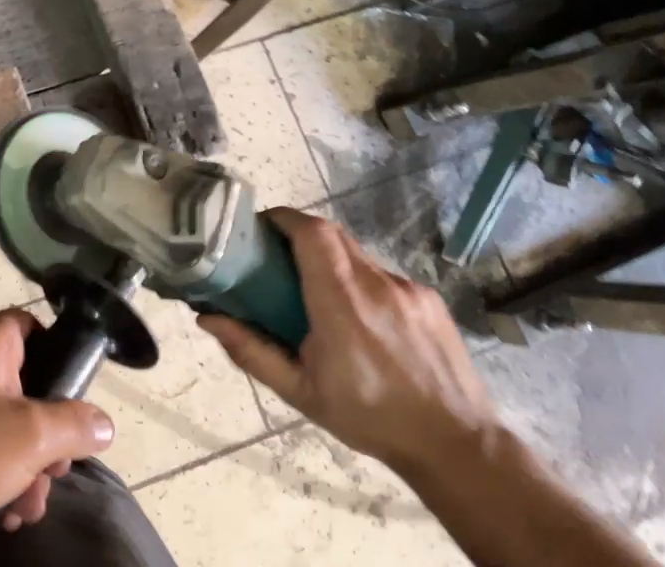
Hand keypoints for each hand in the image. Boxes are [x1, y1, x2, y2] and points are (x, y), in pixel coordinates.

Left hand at [0, 309, 115, 532]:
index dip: (59, 352)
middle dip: (49, 438)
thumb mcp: (31, 436)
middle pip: (28, 389)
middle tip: (54, 471)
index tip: (75, 395)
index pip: (32, 325)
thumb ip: (75, 425)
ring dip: (27, 470)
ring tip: (27, 507)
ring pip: (8, 430)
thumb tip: (104, 423)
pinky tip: (6, 515)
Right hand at [197, 208, 501, 476]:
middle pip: (332, 235)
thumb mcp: (300, 392)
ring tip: (319, 302)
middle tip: (277, 262)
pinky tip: (363, 324)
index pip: (312, 232)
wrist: (458, 445)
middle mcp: (377, 284)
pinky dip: (362, 286)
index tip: (259, 228)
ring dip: (331, 265)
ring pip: (357, 257)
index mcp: (341, 302)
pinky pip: (383, 277)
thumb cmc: (369, 417)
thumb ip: (251, 350)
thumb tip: (206, 317)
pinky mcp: (430, 300)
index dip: (283, 219)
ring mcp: (409, 289)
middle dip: (299, 238)